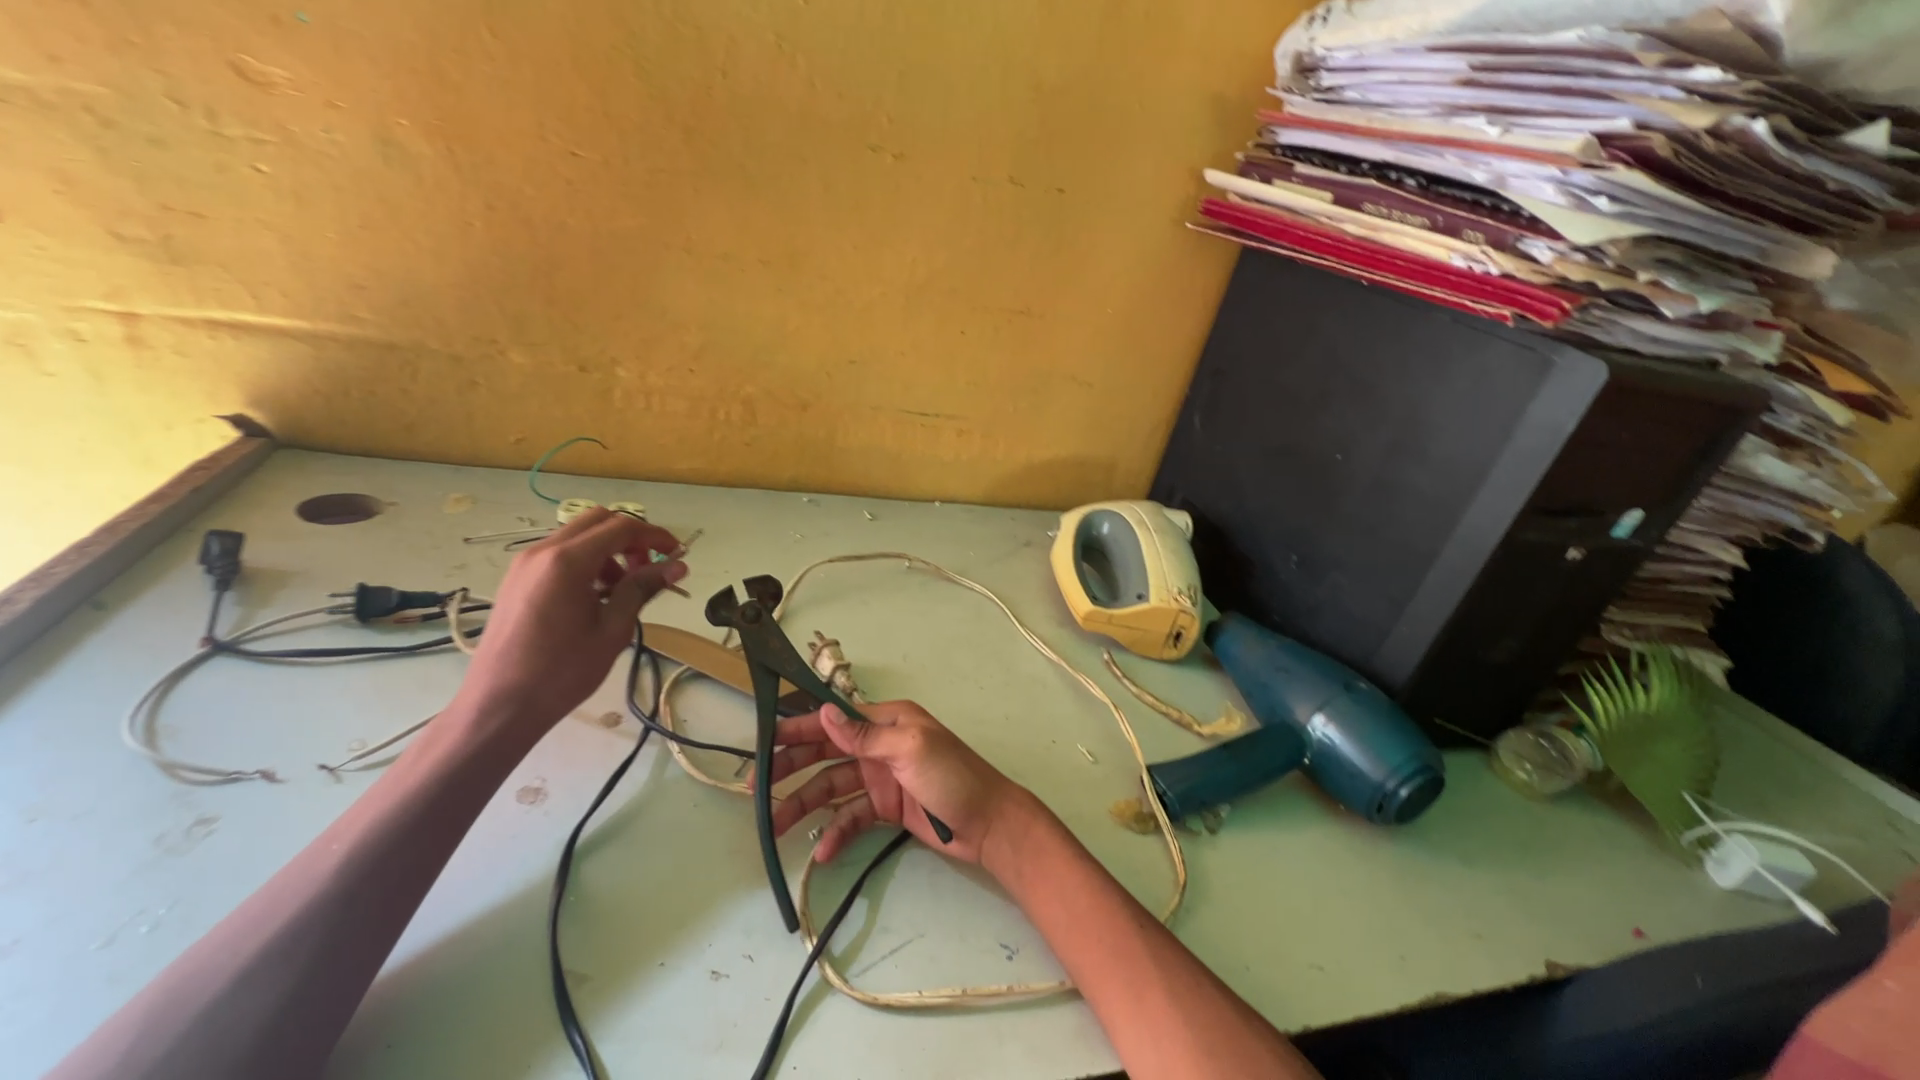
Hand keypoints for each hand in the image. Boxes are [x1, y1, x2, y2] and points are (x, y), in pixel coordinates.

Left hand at [453, 507, 686, 734]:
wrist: (500, 704)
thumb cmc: (562, 672)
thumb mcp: (612, 630)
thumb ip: (642, 589)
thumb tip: (677, 566)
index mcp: (567, 561)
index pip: (621, 527)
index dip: (655, 535)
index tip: (677, 554)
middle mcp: (543, 551)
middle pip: (598, 520)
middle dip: (631, 538)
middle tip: (649, 569)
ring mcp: (525, 563)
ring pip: (577, 535)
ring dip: (608, 551)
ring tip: (622, 591)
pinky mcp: (516, 579)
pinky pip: (558, 554)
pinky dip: (585, 562)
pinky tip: (594, 598)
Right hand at [755, 700, 1040, 870]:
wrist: (990, 825)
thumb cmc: (953, 777)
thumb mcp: (909, 749)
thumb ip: (864, 735)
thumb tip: (823, 711)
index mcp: (886, 721)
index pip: (832, 720)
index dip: (798, 728)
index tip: (763, 739)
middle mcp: (879, 746)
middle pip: (824, 754)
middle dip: (790, 768)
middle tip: (756, 787)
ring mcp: (881, 779)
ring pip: (832, 788)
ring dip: (804, 805)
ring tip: (775, 827)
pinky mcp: (886, 810)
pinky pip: (851, 817)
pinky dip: (836, 831)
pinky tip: (821, 851)